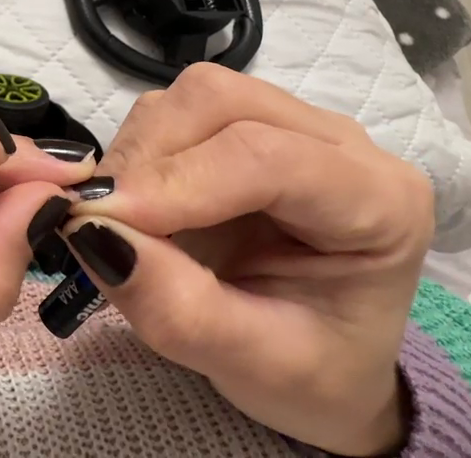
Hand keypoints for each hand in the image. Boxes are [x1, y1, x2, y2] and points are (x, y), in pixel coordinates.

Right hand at [61, 63, 432, 455]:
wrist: (324, 370)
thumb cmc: (310, 373)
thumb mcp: (254, 367)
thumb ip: (179, 309)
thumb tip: (90, 231)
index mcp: (379, 203)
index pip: (265, 157)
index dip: (175, 181)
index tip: (98, 220)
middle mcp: (337, 142)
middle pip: (219, 101)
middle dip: (147, 156)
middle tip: (102, 220)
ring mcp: (286, 122)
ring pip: (186, 96)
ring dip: (135, 152)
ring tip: (123, 220)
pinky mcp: (239, 123)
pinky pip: (170, 110)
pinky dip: (135, 152)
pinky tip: (137, 204)